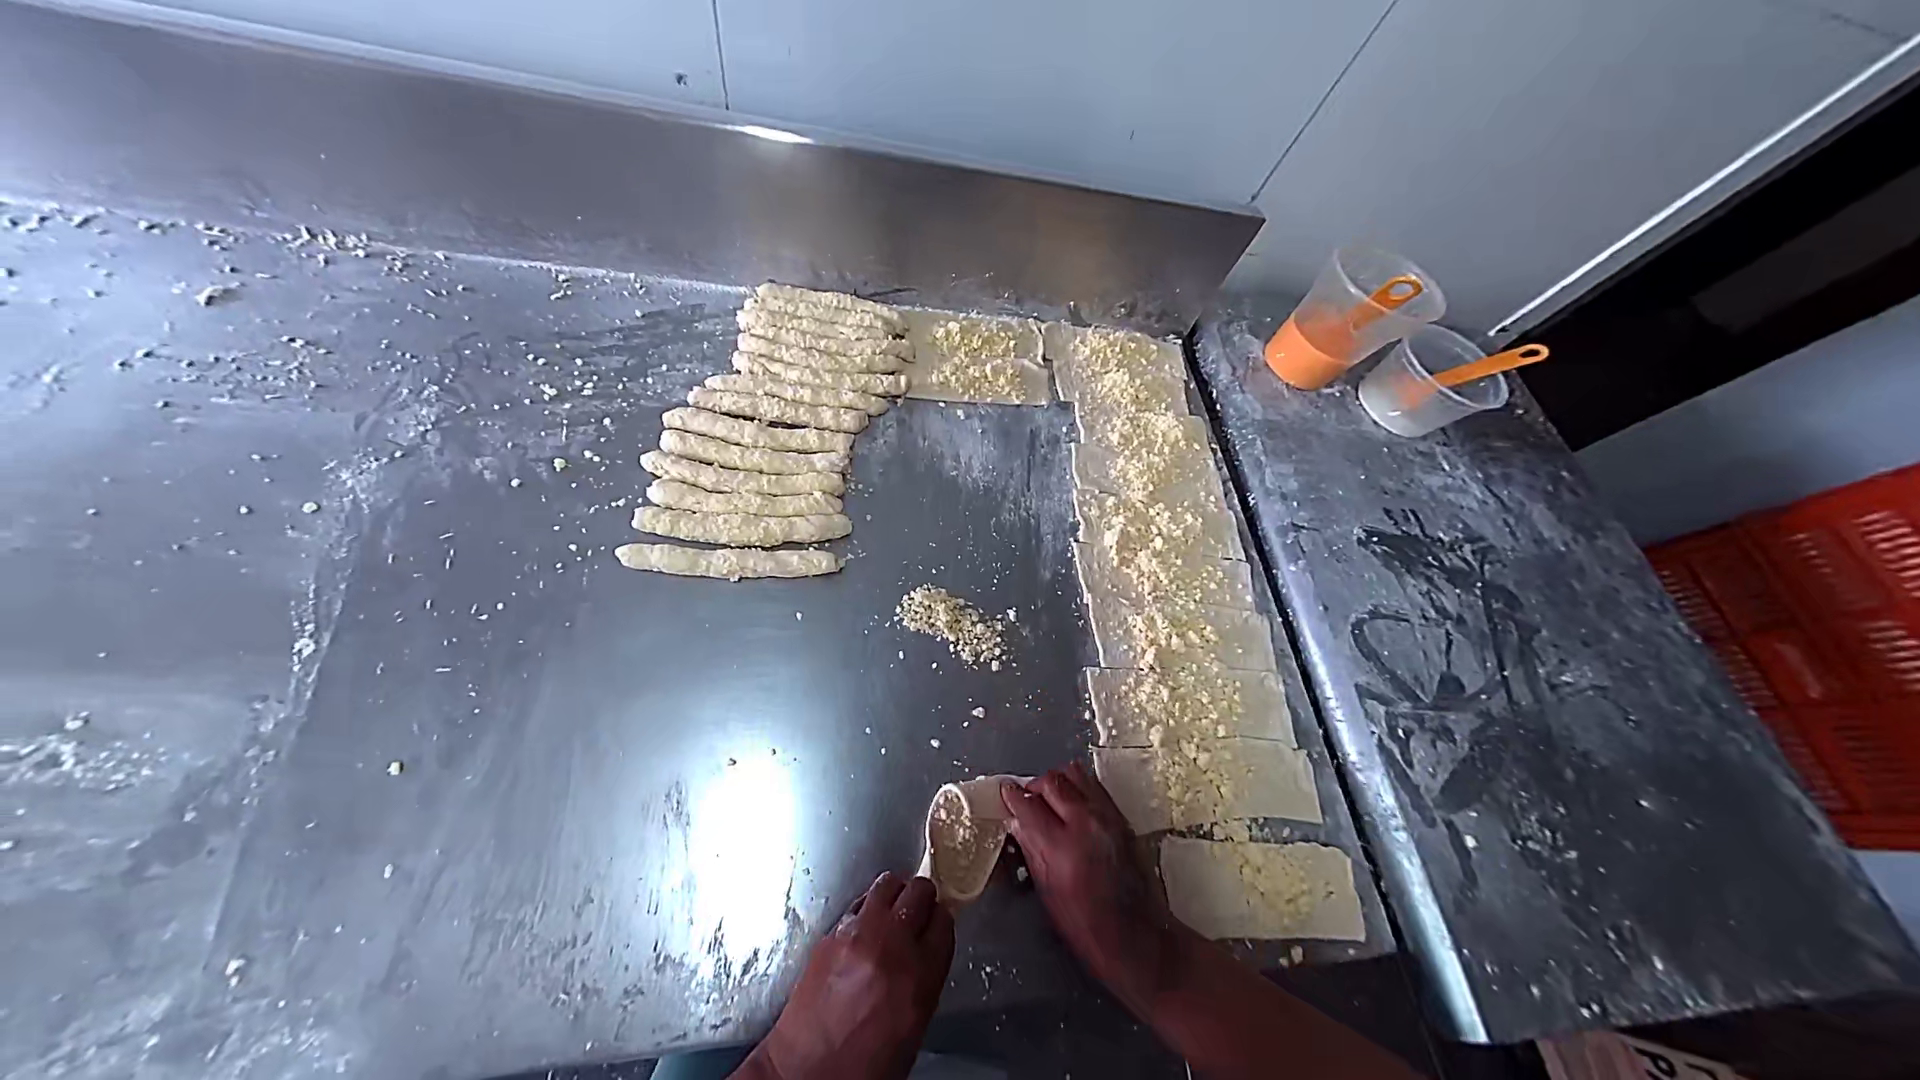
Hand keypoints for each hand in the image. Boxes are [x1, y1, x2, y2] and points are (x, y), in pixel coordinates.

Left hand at [737, 872, 953, 1079]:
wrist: (805, 1074)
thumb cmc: (862, 1067)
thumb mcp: (914, 1026)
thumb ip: (926, 977)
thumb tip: (928, 946)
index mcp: (920, 978)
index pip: (943, 922)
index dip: (942, 919)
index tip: (937, 921)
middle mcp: (891, 947)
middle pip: (920, 893)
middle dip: (923, 897)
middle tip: (919, 908)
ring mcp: (858, 935)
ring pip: (888, 884)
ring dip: (896, 892)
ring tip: (894, 906)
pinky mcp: (831, 933)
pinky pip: (859, 903)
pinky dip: (868, 908)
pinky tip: (866, 926)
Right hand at [1000, 763, 1179, 1008]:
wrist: (1136, 935)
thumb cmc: (1085, 925)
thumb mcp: (1047, 890)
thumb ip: (1031, 848)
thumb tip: (1016, 821)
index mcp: (1061, 846)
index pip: (1028, 806)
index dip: (1012, 796)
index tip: (1005, 793)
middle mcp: (1085, 823)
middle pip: (1051, 782)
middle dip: (1033, 786)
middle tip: (1026, 798)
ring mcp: (1106, 817)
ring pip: (1074, 775)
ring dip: (1057, 782)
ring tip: (1050, 798)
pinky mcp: (1121, 817)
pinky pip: (1094, 786)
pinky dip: (1078, 787)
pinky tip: (1072, 802)